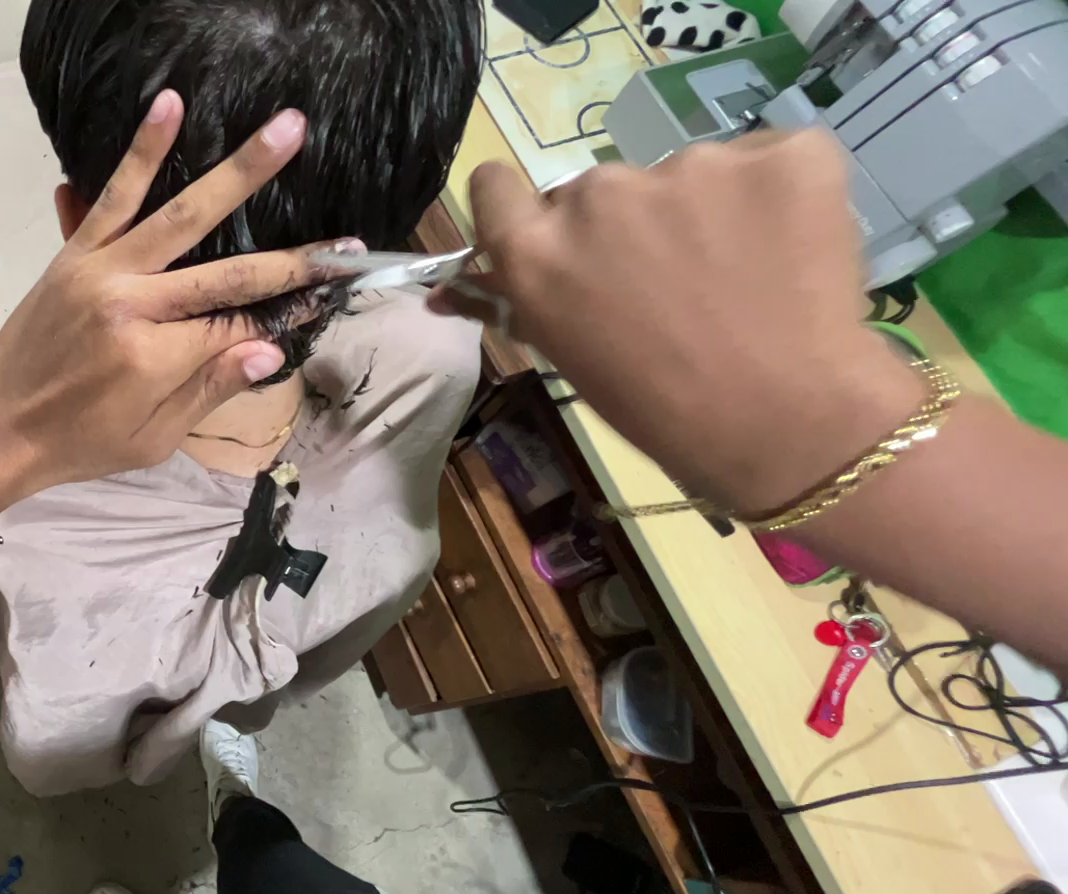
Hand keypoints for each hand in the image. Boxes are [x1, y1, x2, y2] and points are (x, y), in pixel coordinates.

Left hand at [0, 90, 358, 515]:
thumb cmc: (80, 445)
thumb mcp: (153, 439)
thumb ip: (209, 390)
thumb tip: (271, 350)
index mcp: (156, 359)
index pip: (235, 329)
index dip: (277, 318)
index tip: (319, 301)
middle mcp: (134, 306)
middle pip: (226, 275)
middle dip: (291, 259)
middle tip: (342, 238)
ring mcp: (102, 272)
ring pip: (181, 215)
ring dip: (239, 172)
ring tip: (287, 128)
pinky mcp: (74, 256)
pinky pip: (111, 198)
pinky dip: (141, 153)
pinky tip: (169, 107)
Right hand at [460, 130, 923, 513]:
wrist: (775, 416)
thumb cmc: (645, 398)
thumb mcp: (558, 348)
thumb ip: (503, 304)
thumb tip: (438, 295)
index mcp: (534, 250)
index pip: (492, 188)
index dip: (510, 203)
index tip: (538, 225)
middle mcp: (596, 195)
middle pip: (592, 191)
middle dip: (615, 224)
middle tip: (654, 280)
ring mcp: (690, 165)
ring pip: (678, 177)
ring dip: (692, 211)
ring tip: (728, 272)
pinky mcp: (781, 152)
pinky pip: (762, 160)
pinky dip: (766, 196)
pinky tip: (779, 248)